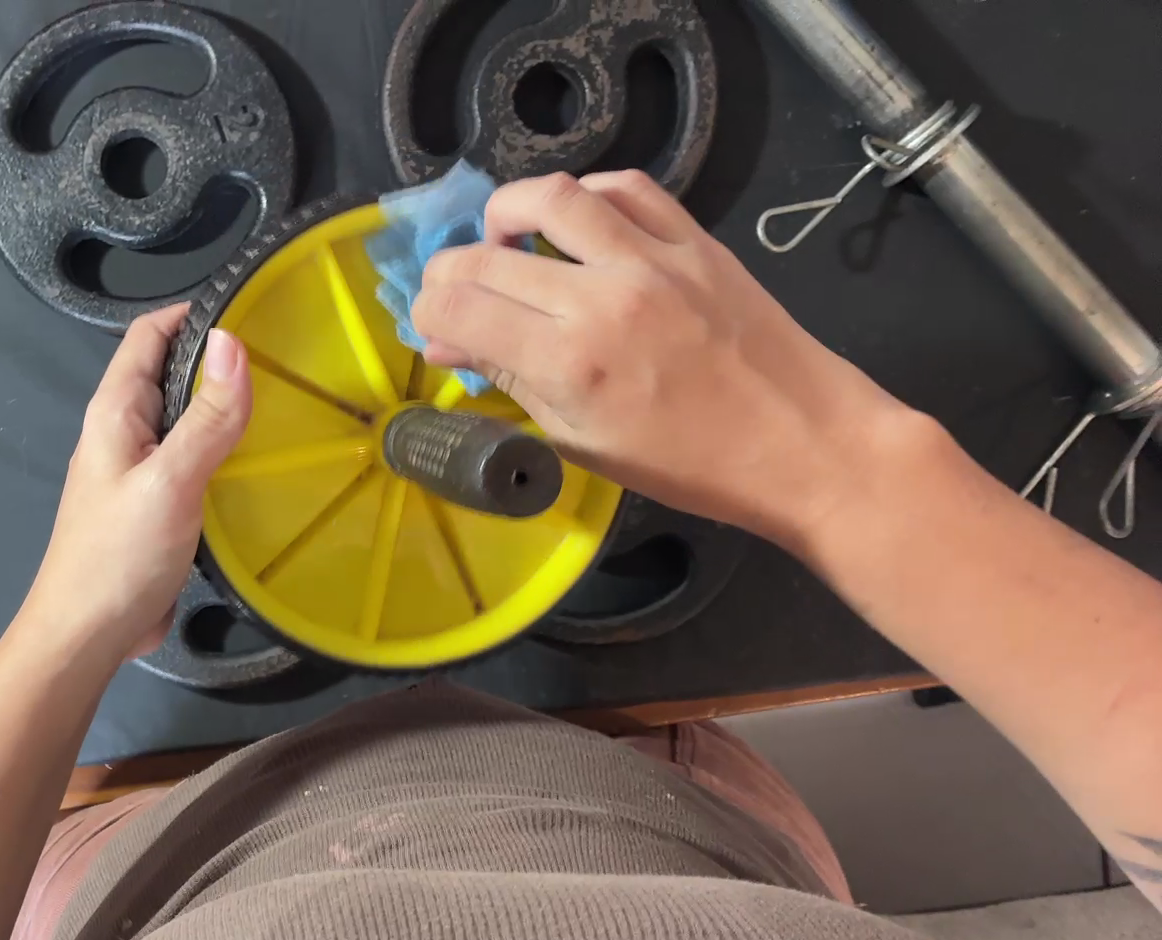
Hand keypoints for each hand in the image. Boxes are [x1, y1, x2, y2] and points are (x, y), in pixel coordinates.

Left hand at [23, 305, 251, 662]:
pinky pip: (191, 461)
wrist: (88, 634)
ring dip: (222, 408)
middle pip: (170, 374)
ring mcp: (139, 471)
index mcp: (114, 412)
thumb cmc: (118, 556)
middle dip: (217, 359)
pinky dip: (221, 451)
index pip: (148, 336)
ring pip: (184, 421)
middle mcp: (124, 433)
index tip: (250, 305)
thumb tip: (232, 342)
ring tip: (283, 402)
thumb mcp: (170, 482)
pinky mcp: (157, 505)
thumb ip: (205, 418)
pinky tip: (257, 461)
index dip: (192, 312)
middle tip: (284, 356)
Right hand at [412, 170, 933, 546]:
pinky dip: (581, 197)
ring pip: (551, 198)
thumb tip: (444, 347)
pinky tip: (571, 223)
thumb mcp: (575, 438)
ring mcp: (652, 259)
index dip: (426, 313)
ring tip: (498, 240)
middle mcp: (600, 298)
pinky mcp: (695, 240)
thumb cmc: (678, 463)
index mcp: (566, 362)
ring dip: (503, 213)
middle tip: (449, 295)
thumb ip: (506, 381)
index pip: (459, 310)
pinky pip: (626, 188)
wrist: (802, 442)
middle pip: (486, 259)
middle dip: (445, 274)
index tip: (430, 328)